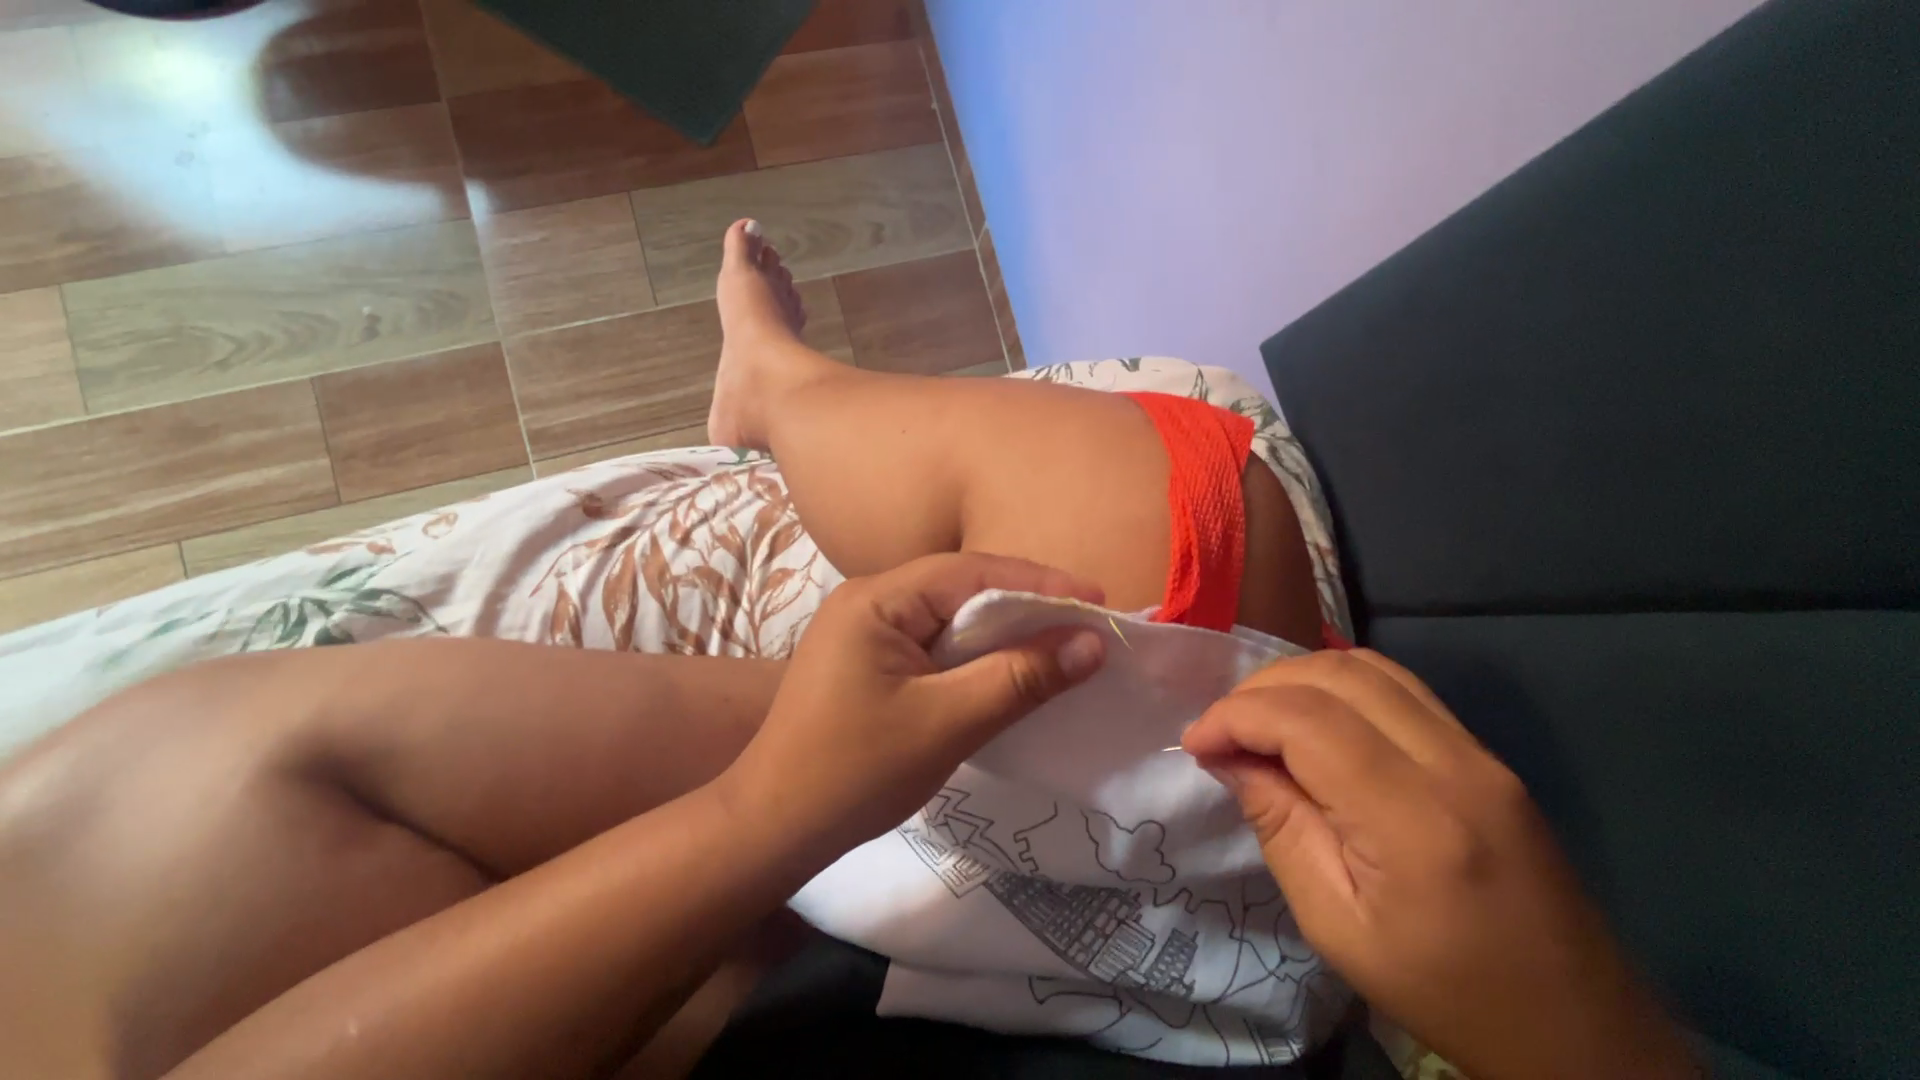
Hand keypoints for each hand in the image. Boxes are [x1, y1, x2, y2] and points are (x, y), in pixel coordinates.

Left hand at [715, 553, 1107, 868]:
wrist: (774, 826)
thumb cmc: (856, 771)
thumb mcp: (947, 723)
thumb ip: (1020, 678)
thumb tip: (1091, 643)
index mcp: (877, 600)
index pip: (971, 572)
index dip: (1039, 583)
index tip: (1098, 602)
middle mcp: (867, 602)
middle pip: (959, 588)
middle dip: (1024, 605)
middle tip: (1086, 624)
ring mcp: (862, 632)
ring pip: (947, 618)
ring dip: (1001, 631)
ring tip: (1058, 645)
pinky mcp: (865, 663)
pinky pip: (932, 644)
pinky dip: (973, 655)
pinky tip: (1005, 670)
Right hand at [1183, 649, 1697, 1079]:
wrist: (1575, 1027)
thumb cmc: (1443, 990)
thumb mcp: (1335, 925)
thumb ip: (1280, 827)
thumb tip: (1229, 759)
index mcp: (1414, 818)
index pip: (1307, 721)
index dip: (1236, 716)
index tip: (1195, 743)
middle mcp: (1454, 763)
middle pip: (1338, 675)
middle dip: (1261, 689)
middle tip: (1221, 729)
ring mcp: (1480, 753)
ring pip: (1372, 668)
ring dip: (1300, 679)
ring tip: (1259, 719)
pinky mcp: (1487, 757)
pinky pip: (1402, 689)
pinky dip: (1342, 687)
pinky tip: (1314, 722)